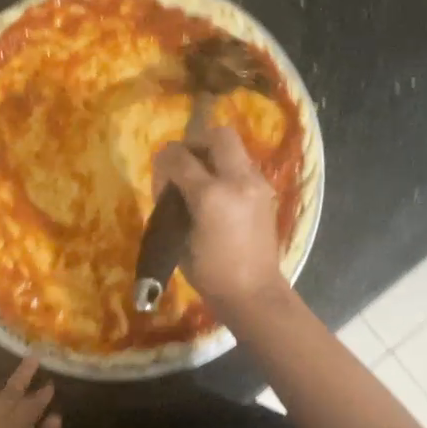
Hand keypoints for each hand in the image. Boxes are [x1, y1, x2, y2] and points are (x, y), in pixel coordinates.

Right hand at [153, 126, 286, 309]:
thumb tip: (168, 183)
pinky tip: (218, 193)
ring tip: (200, 179)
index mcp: (211, 195)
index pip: (180, 157)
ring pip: (234, 147)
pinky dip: (227, 169)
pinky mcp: (266, 192)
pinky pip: (243, 165)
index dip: (164, 161)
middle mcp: (238, 180)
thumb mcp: (179, 238)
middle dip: (196, 143)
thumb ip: (173, 203)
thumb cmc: (209, 273)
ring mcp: (257, 184)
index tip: (159, 174)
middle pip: (217, 135)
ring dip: (213, 154)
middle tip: (184, 163)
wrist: (252, 291)